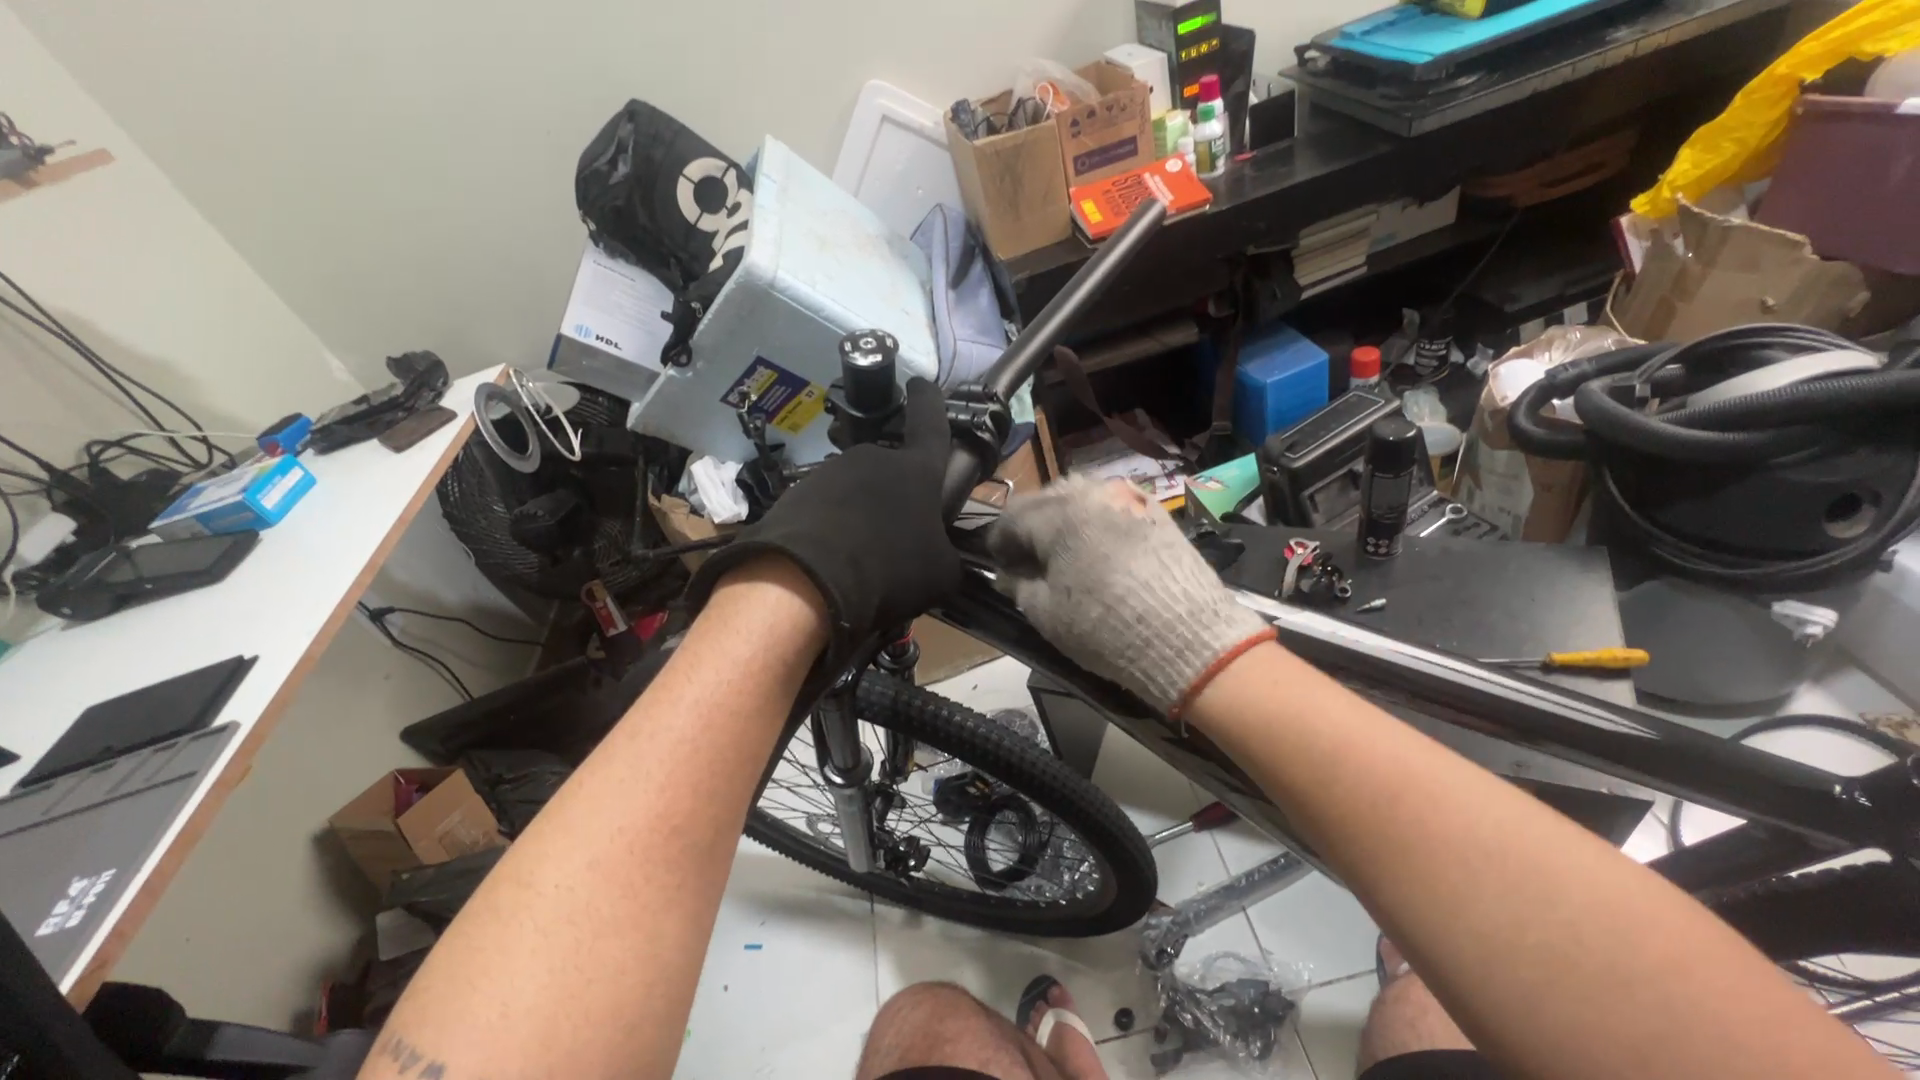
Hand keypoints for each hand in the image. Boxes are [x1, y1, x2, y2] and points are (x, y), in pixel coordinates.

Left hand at [686, 379, 963, 667]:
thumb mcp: (940, 572)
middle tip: (894, 536)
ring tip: (858, 558)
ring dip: (858, 516)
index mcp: (915, 469)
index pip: (929, 423)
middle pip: (888, 471)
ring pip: (853, 493)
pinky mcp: (795, 495)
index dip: (928, 402)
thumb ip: (946, 555)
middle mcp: (871, 459)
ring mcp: (829, 474)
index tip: (923, 384)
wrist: (807, 579)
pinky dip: (828, 531)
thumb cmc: (889, 567)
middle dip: (892, 496)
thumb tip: (941, 556)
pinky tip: (828, 563)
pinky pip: (821, 512)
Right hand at [989, 476, 1273, 721]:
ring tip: (1061, 551)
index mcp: (1058, 514)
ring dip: (1063, 518)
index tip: (995, 563)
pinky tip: (1097, 546)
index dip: (997, 542)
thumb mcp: (1048, 614)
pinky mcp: (1157, 512)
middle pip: (1046, 500)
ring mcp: (1128, 498)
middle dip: (1029, 526)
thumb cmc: (1106, 628)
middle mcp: (1091, 494)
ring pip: (1081, 496)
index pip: (1012, 518)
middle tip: (1025, 559)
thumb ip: (1020, 586)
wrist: (1190, 640)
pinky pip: (1113, 505)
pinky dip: (1096, 519)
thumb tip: (1009, 575)